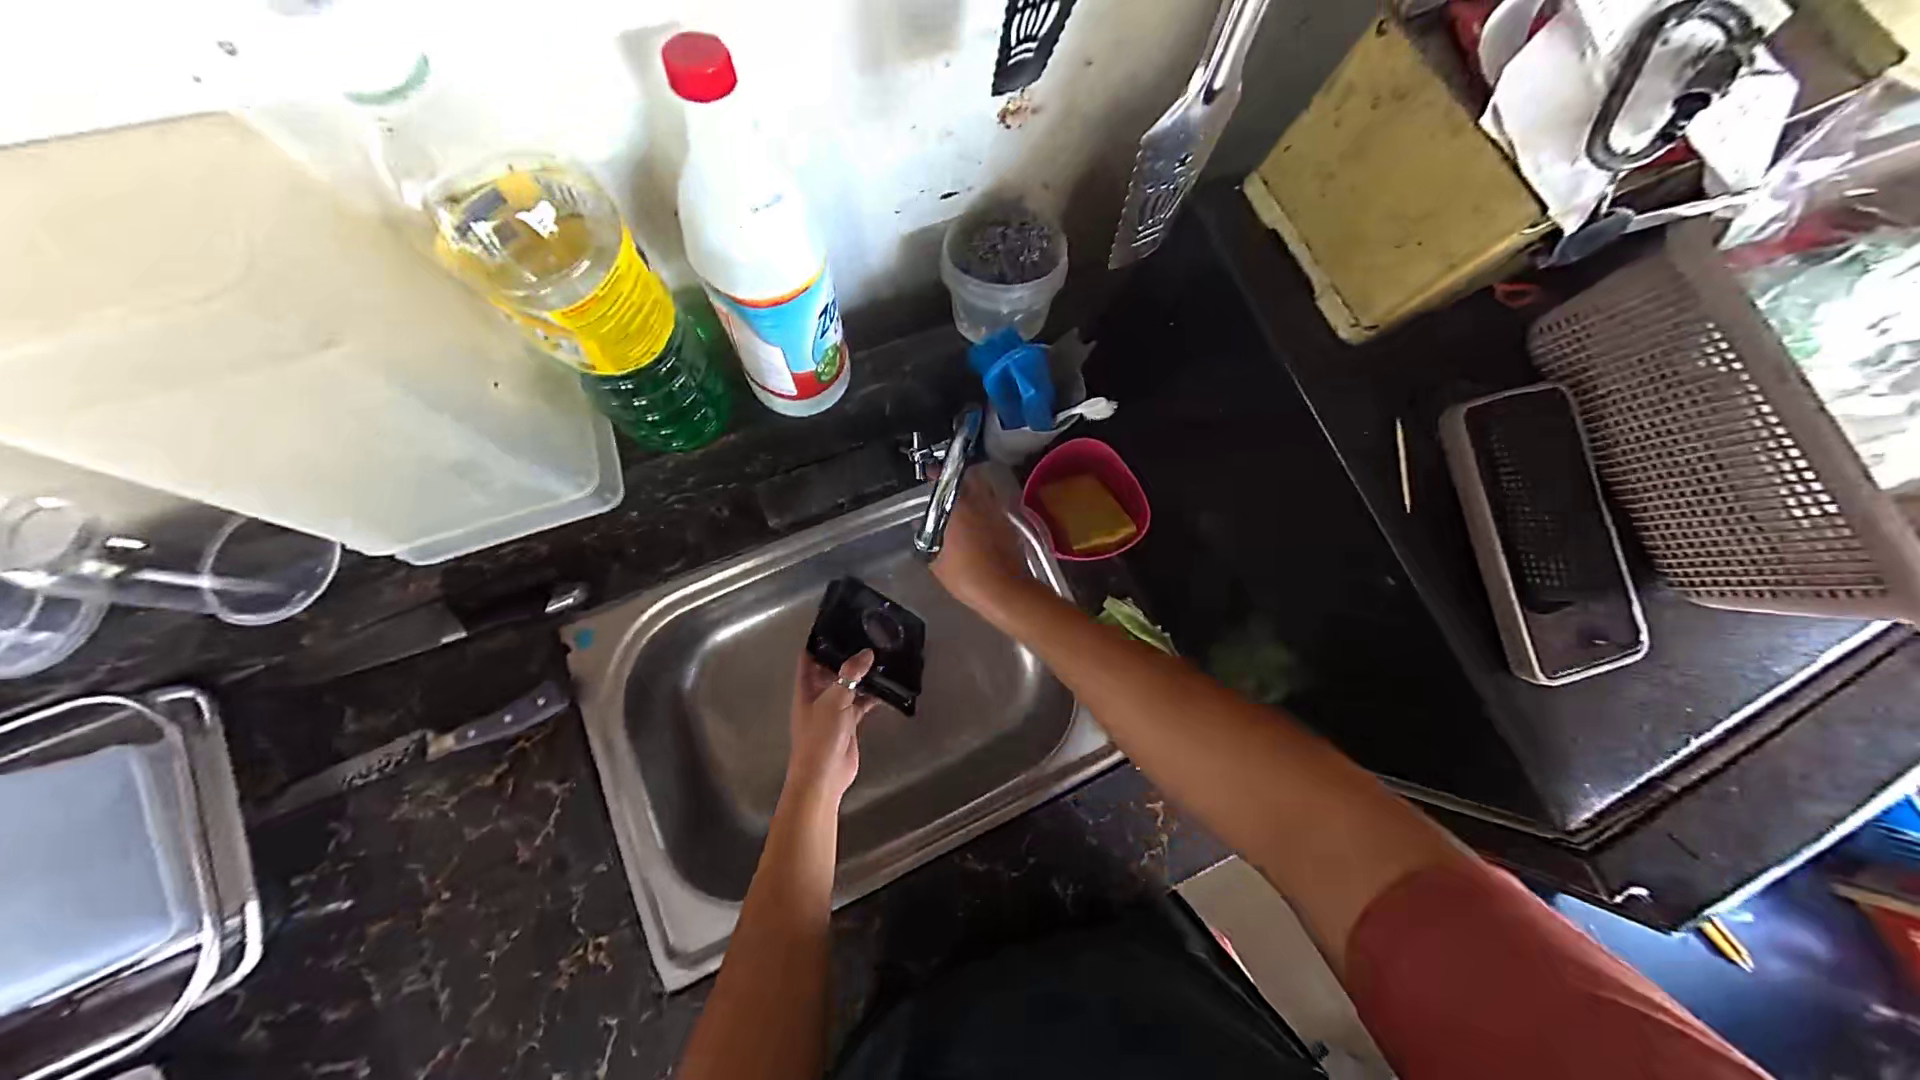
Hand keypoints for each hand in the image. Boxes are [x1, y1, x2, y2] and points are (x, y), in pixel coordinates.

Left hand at [785, 649, 878, 806]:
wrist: (824, 776)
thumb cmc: (820, 736)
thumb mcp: (834, 700)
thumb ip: (850, 675)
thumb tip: (867, 653)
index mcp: (806, 687)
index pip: (809, 657)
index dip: (819, 640)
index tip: (836, 623)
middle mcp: (818, 695)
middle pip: (832, 669)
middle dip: (847, 655)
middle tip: (867, 636)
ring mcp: (834, 709)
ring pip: (849, 685)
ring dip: (863, 674)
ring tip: (882, 656)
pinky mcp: (849, 722)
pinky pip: (862, 702)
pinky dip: (873, 695)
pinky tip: (887, 686)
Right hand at [929, 471, 1037, 612]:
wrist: (1004, 591)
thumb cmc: (967, 577)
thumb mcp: (937, 562)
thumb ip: (929, 541)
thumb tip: (924, 530)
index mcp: (959, 509)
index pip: (946, 482)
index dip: (937, 476)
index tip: (931, 474)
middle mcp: (981, 505)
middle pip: (972, 480)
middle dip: (960, 479)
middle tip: (950, 486)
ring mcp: (998, 514)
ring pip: (986, 492)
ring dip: (976, 491)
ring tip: (965, 502)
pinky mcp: (1010, 526)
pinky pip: (995, 508)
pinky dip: (986, 509)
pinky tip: (979, 522)